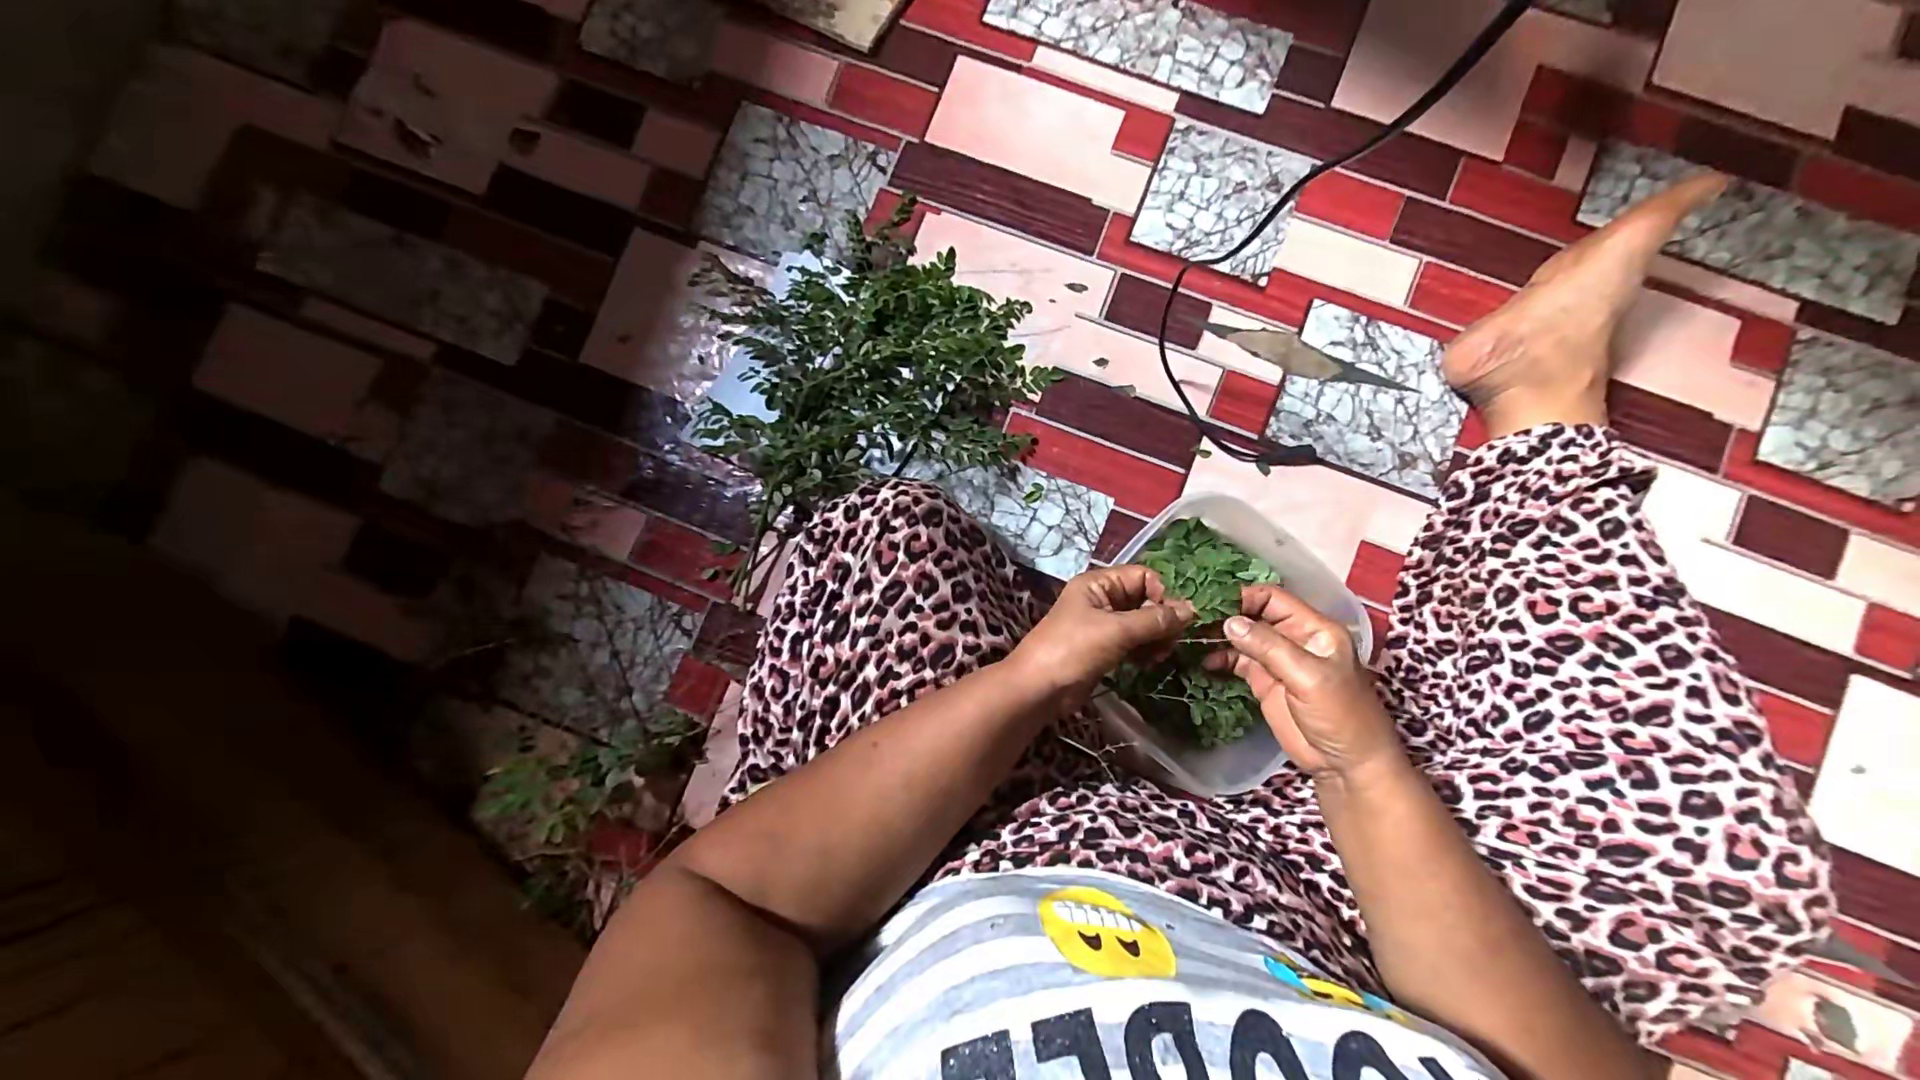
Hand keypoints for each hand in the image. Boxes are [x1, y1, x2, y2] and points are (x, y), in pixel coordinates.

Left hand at [1007, 565, 1194, 707]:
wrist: (1039, 688)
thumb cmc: (1074, 649)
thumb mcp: (1116, 630)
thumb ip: (1154, 620)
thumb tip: (1191, 609)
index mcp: (1098, 584)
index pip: (1142, 575)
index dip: (1160, 593)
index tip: (1171, 617)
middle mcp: (1101, 599)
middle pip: (1144, 599)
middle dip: (1161, 618)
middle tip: (1171, 641)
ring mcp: (1102, 625)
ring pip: (1141, 623)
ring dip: (1156, 637)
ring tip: (1160, 655)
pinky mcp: (1104, 648)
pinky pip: (1133, 642)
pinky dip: (1145, 649)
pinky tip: (1150, 662)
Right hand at [1205, 585, 1404, 778]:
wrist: (1347, 765)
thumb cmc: (1341, 715)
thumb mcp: (1308, 677)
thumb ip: (1269, 647)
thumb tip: (1229, 622)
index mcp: (1313, 629)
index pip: (1274, 599)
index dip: (1244, 597)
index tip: (1212, 603)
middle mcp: (1294, 638)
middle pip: (1254, 616)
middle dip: (1225, 616)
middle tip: (1193, 620)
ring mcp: (1277, 661)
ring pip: (1242, 638)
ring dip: (1219, 638)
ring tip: (1193, 640)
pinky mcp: (1265, 682)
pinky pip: (1238, 662)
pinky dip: (1220, 660)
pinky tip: (1205, 662)